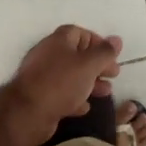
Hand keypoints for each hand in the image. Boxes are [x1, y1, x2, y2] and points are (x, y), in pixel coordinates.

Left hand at [0, 25, 122, 145]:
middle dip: (97, 65)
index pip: (80, 33)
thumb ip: (104, 53)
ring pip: (71, 76)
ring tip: (106, 92)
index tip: (112, 56)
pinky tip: (85, 106)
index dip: (98, 42)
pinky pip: (62, 94)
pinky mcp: (40, 97)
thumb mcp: (89, 65)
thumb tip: (117, 39)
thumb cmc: (61, 82)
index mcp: (58, 41)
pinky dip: (75, 98)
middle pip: (77, 55)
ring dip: (90, 83)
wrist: (28, 112)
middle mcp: (48, 55)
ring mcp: (42, 77)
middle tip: (113, 75)